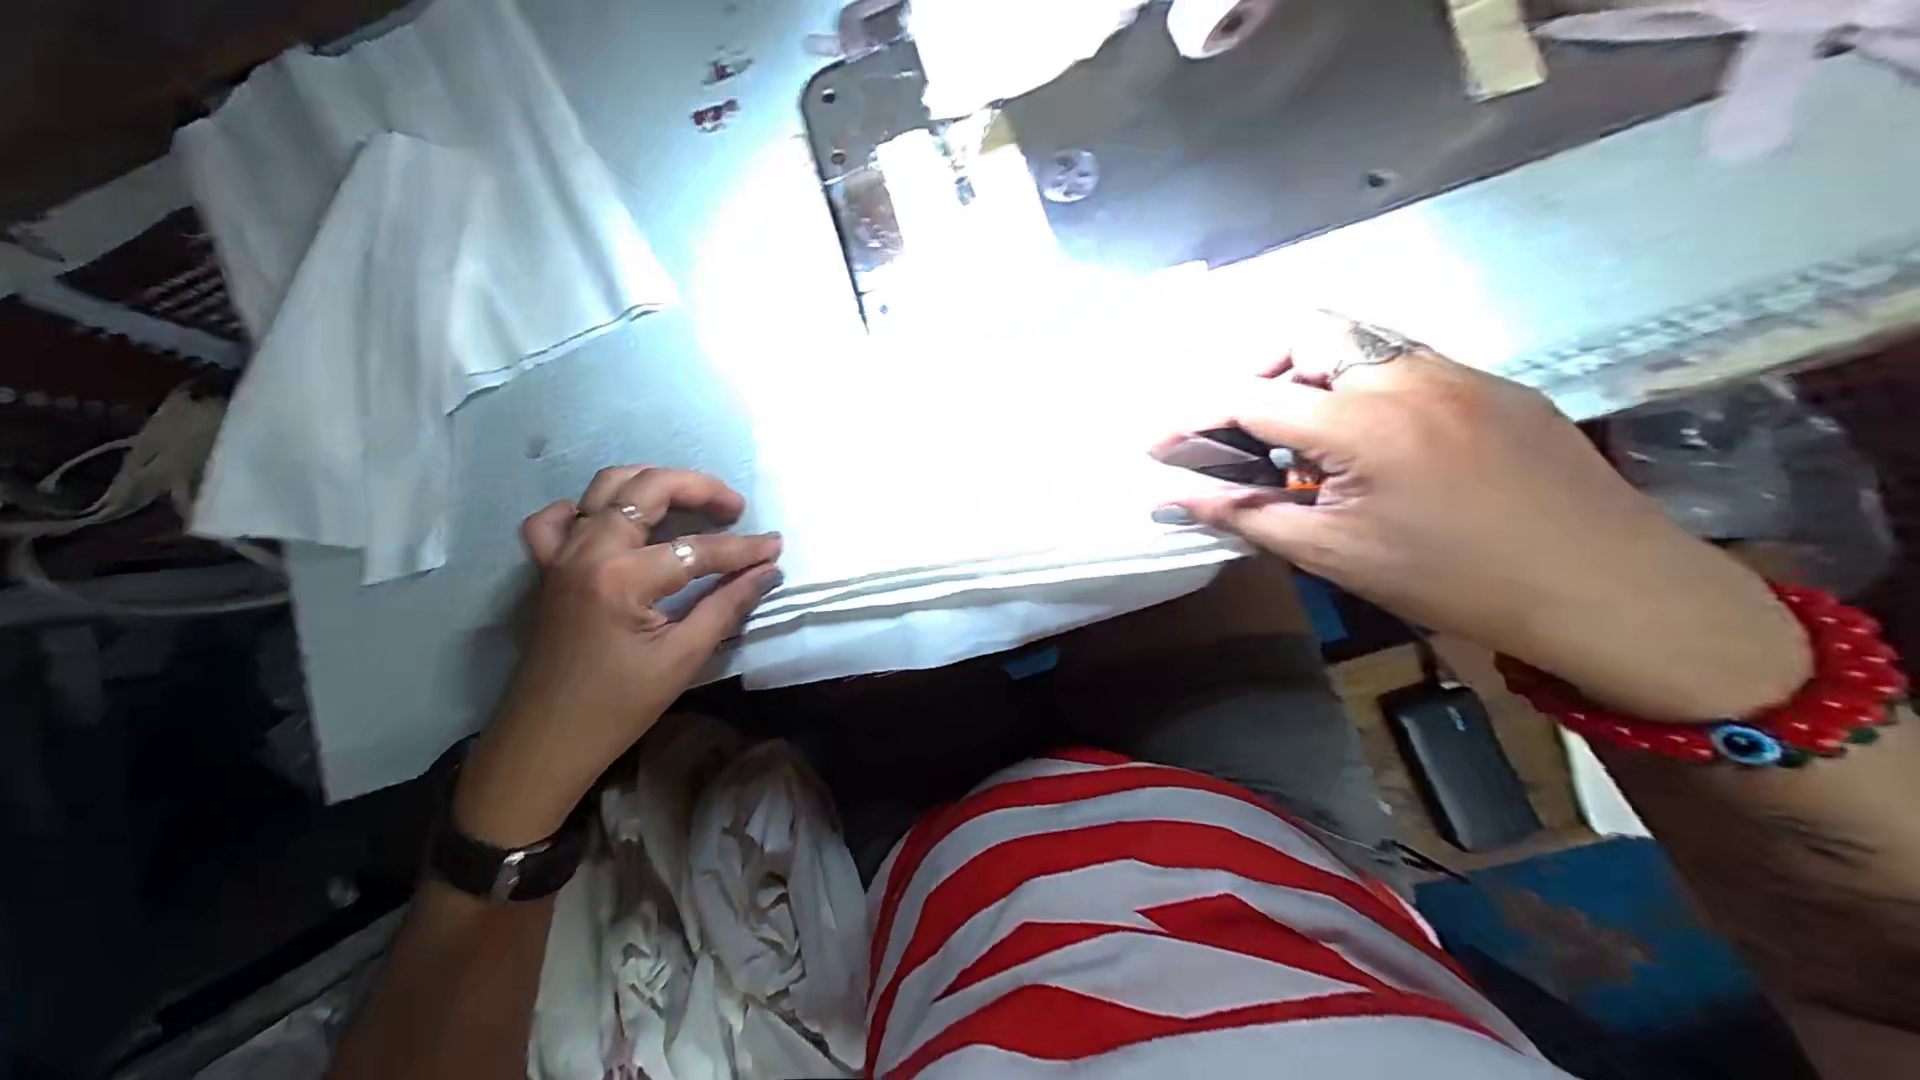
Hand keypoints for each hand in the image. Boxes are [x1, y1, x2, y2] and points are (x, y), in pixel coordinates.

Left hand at [453, 467, 782, 845]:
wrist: (547, 741)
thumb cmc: (620, 706)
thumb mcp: (684, 657)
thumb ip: (727, 605)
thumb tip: (768, 571)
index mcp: (622, 578)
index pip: (697, 548)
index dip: (744, 547)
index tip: (777, 546)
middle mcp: (588, 551)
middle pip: (648, 489)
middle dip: (699, 488)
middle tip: (735, 507)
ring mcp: (562, 555)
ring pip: (606, 487)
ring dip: (652, 484)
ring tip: (688, 500)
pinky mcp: (549, 567)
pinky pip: (558, 519)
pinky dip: (587, 508)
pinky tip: (612, 521)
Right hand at [1153, 312, 1809, 722]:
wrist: (1604, 587)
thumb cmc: (1451, 579)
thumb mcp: (1333, 555)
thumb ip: (1247, 516)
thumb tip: (1178, 500)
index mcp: (1360, 422)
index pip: (1248, 397)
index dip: (1192, 417)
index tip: (1159, 441)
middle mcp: (1404, 375)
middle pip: (1305, 329)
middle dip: (1256, 368)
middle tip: (1245, 423)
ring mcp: (1457, 371)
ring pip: (1359, 340)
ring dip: (1310, 373)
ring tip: (1305, 432)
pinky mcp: (1494, 383)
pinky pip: (1407, 362)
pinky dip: (1363, 385)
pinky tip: (1373, 439)